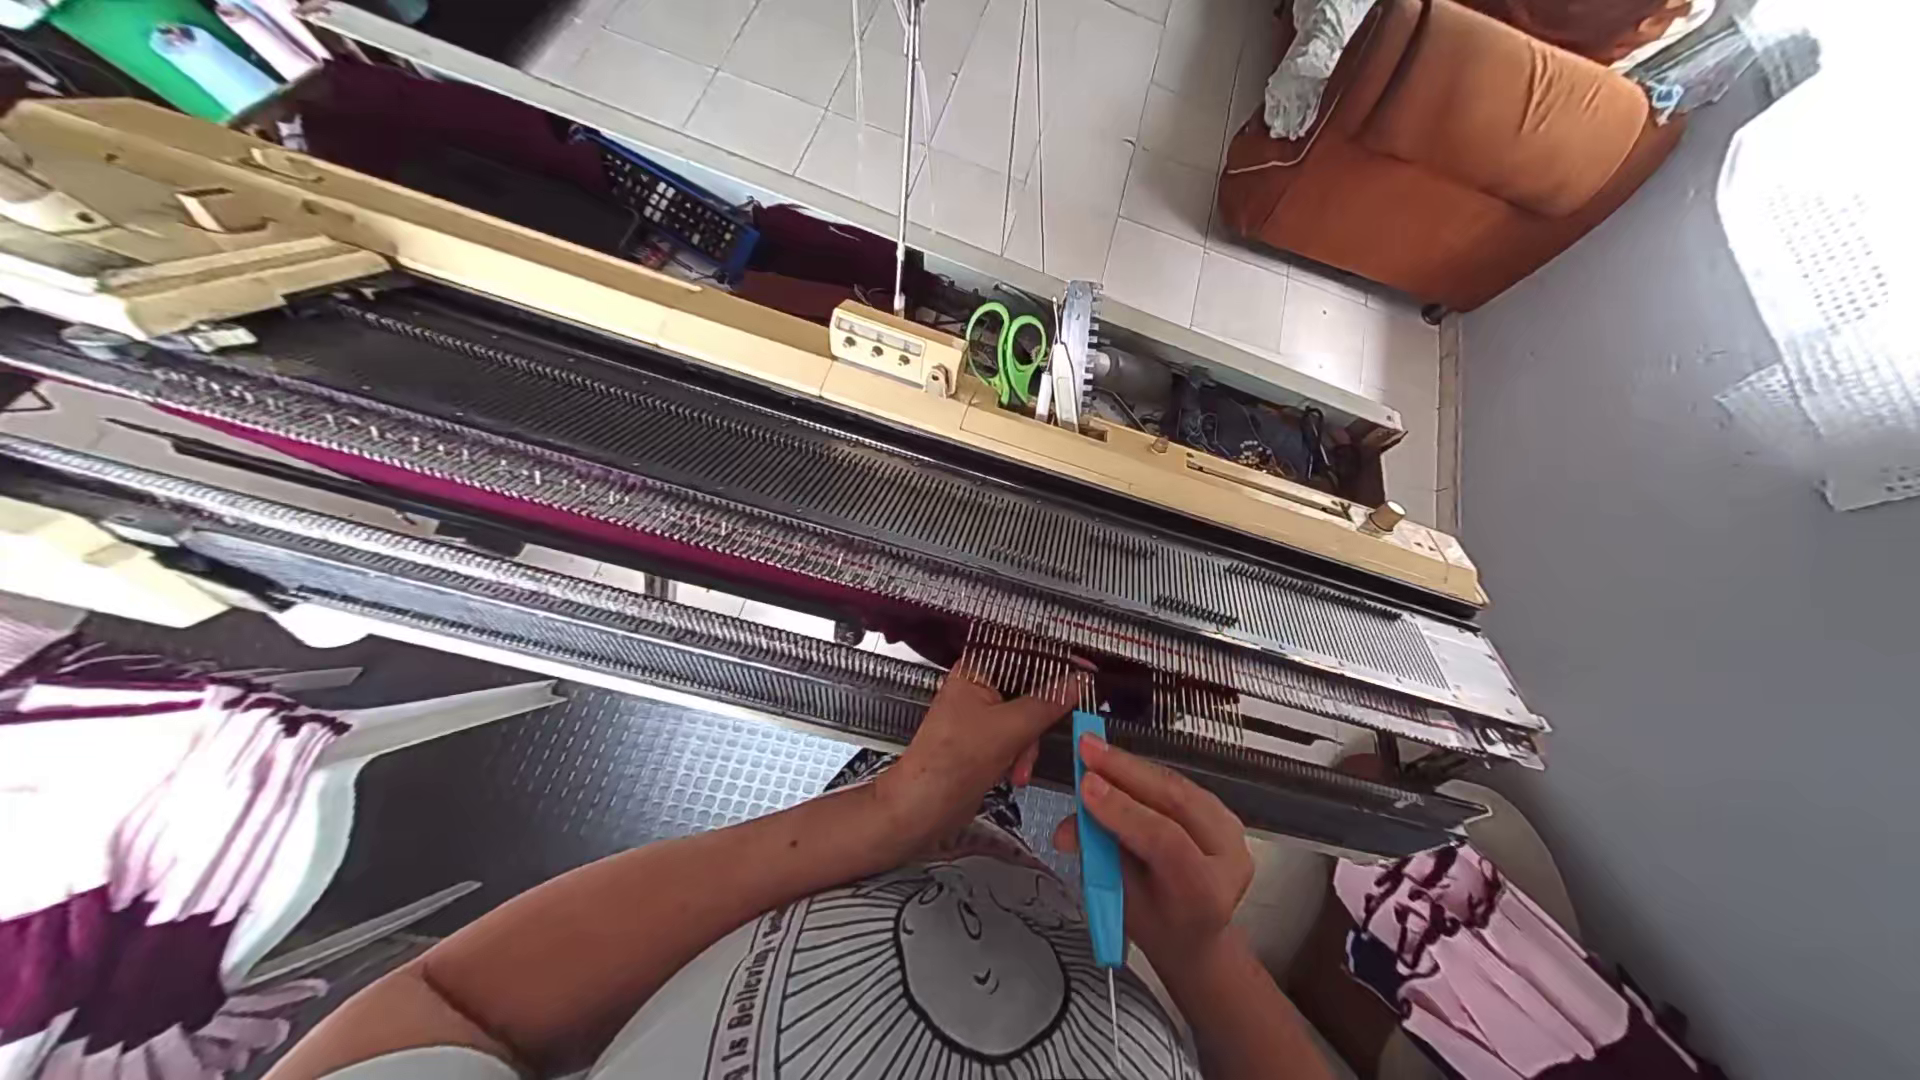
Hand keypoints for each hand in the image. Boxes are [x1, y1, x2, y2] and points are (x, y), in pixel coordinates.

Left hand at [871, 664, 1073, 849]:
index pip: (1020, 651)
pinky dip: (1021, 756)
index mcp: (974, 670)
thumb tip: (1076, 681)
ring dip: (1029, 744)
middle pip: (1028, 686)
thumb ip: (1046, 703)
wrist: (924, 808)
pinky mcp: (985, 742)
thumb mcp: (1008, 728)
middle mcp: (977, 687)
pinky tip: (1014, 773)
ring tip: (1019, 766)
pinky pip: (1018, 738)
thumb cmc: (952, 760)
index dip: (1051, 659)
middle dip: (1038, 717)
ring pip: (1026, 716)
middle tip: (1047, 730)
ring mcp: (981, 716)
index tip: (1081, 669)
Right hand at [1052, 735, 1252, 972]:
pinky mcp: (1220, 810)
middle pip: (1175, 801)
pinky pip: (1175, 782)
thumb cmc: (1156, 923)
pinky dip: (1140, 770)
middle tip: (1086, 749)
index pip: (1166, 842)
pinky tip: (1114, 760)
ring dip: (1129, 765)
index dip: (1123, 810)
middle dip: (1123, 770)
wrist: (1193, 930)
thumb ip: (1098, 857)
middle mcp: (1228, 858)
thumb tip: (1069, 827)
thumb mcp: (1120, 900)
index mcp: (1204, 894)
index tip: (1086, 785)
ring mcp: (1229, 830)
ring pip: (1174, 784)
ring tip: (1093, 750)